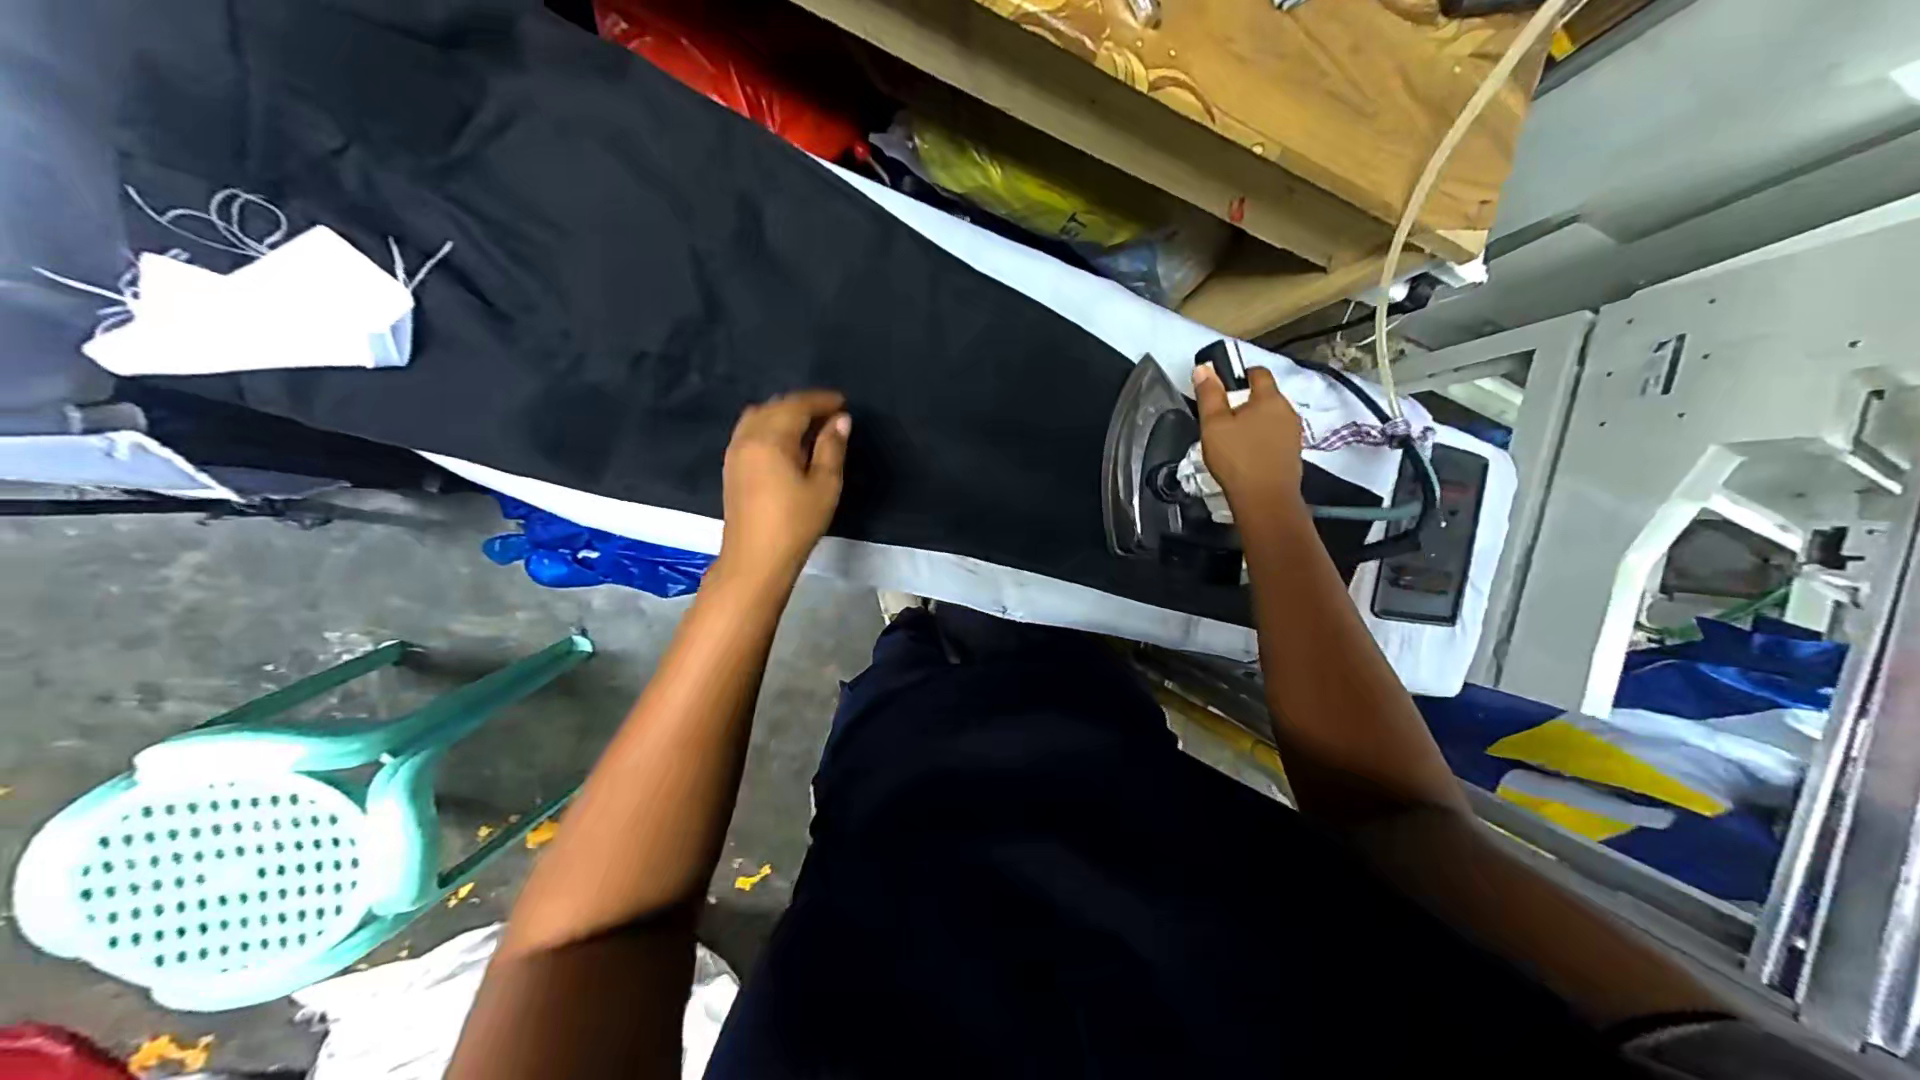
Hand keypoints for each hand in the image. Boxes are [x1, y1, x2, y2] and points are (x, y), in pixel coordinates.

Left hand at [718, 390, 850, 579]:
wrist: (756, 559)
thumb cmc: (796, 523)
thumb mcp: (825, 485)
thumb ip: (832, 447)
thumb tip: (840, 420)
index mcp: (770, 438)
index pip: (797, 405)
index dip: (821, 401)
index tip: (842, 402)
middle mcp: (747, 437)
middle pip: (775, 406)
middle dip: (802, 405)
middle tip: (829, 414)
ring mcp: (734, 451)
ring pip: (759, 417)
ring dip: (783, 414)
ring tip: (809, 426)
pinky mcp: (731, 467)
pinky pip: (750, 431)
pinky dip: (769, 426)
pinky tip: (786, 443)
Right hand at [1193, 363, 1303, 519]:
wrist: (1265, 499)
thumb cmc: (1236, 458)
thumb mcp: (1214, 425)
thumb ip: (1209, 395)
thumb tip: (1204, 367)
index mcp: (1269, 397)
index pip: (1259, 372)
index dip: (1241, 374)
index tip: (1224, 387)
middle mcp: (1287, 410)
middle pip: (1266, 396)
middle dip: (1246, 401)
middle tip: (1223, 419)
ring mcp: (1294, 432)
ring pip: (1271, 417)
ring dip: (1255, 421)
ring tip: (1233, 439)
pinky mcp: (1294, 452)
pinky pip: (1276, 436)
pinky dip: (1262, 438)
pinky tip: (1247, 454)